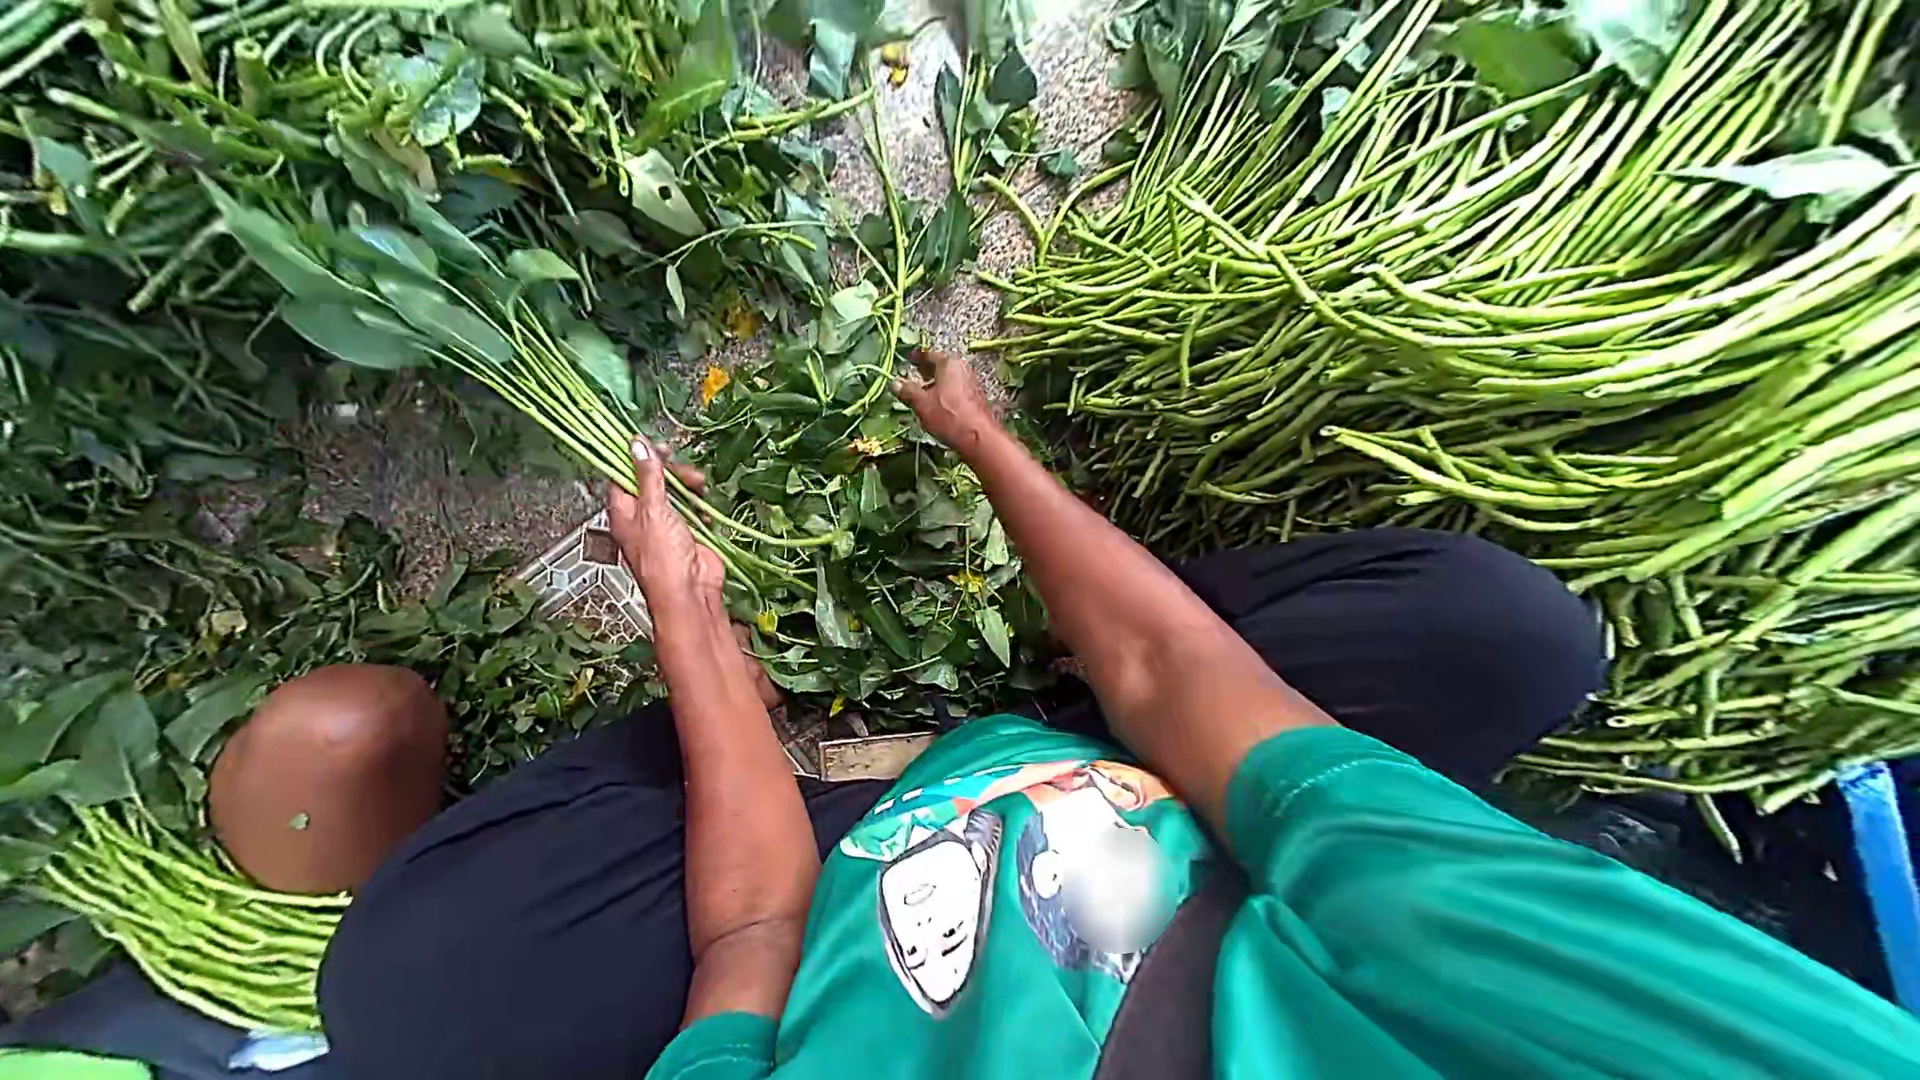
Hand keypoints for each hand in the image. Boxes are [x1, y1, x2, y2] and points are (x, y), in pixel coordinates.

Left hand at [608, 435, 723, 615]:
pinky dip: (702, 506)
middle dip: (671, 473)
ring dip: (690, 488)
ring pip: (677, 494)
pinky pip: (696, 510)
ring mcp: (668, 525)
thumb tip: (637, 445)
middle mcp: (644, 516)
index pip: (624, 475)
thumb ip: (648, 476)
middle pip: (654, 482)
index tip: (656, 446)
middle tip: (686, 472)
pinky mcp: (691, 533)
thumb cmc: (662, 559)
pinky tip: (705, 508)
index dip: (639, 458)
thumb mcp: (653, 510)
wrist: (690, 591)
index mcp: (624, 511)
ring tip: (700, 487)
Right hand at [892, 349, 1000, 454]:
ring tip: (924, 392)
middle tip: (915, 374)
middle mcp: (962, 369)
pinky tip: (938, 405)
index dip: (917, 357)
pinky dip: (945, 393)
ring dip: (936, 384)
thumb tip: (895, 383)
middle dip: (927, 371)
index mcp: (949, 364)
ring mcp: (971, 384)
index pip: (929, 355)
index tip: (909, 359)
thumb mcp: (921, 403)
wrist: (978, 437)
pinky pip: (956, 391)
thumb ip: (907, 391)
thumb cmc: (949, 416)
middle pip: (941, 367)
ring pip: (949, 379)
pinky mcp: (975, 399)